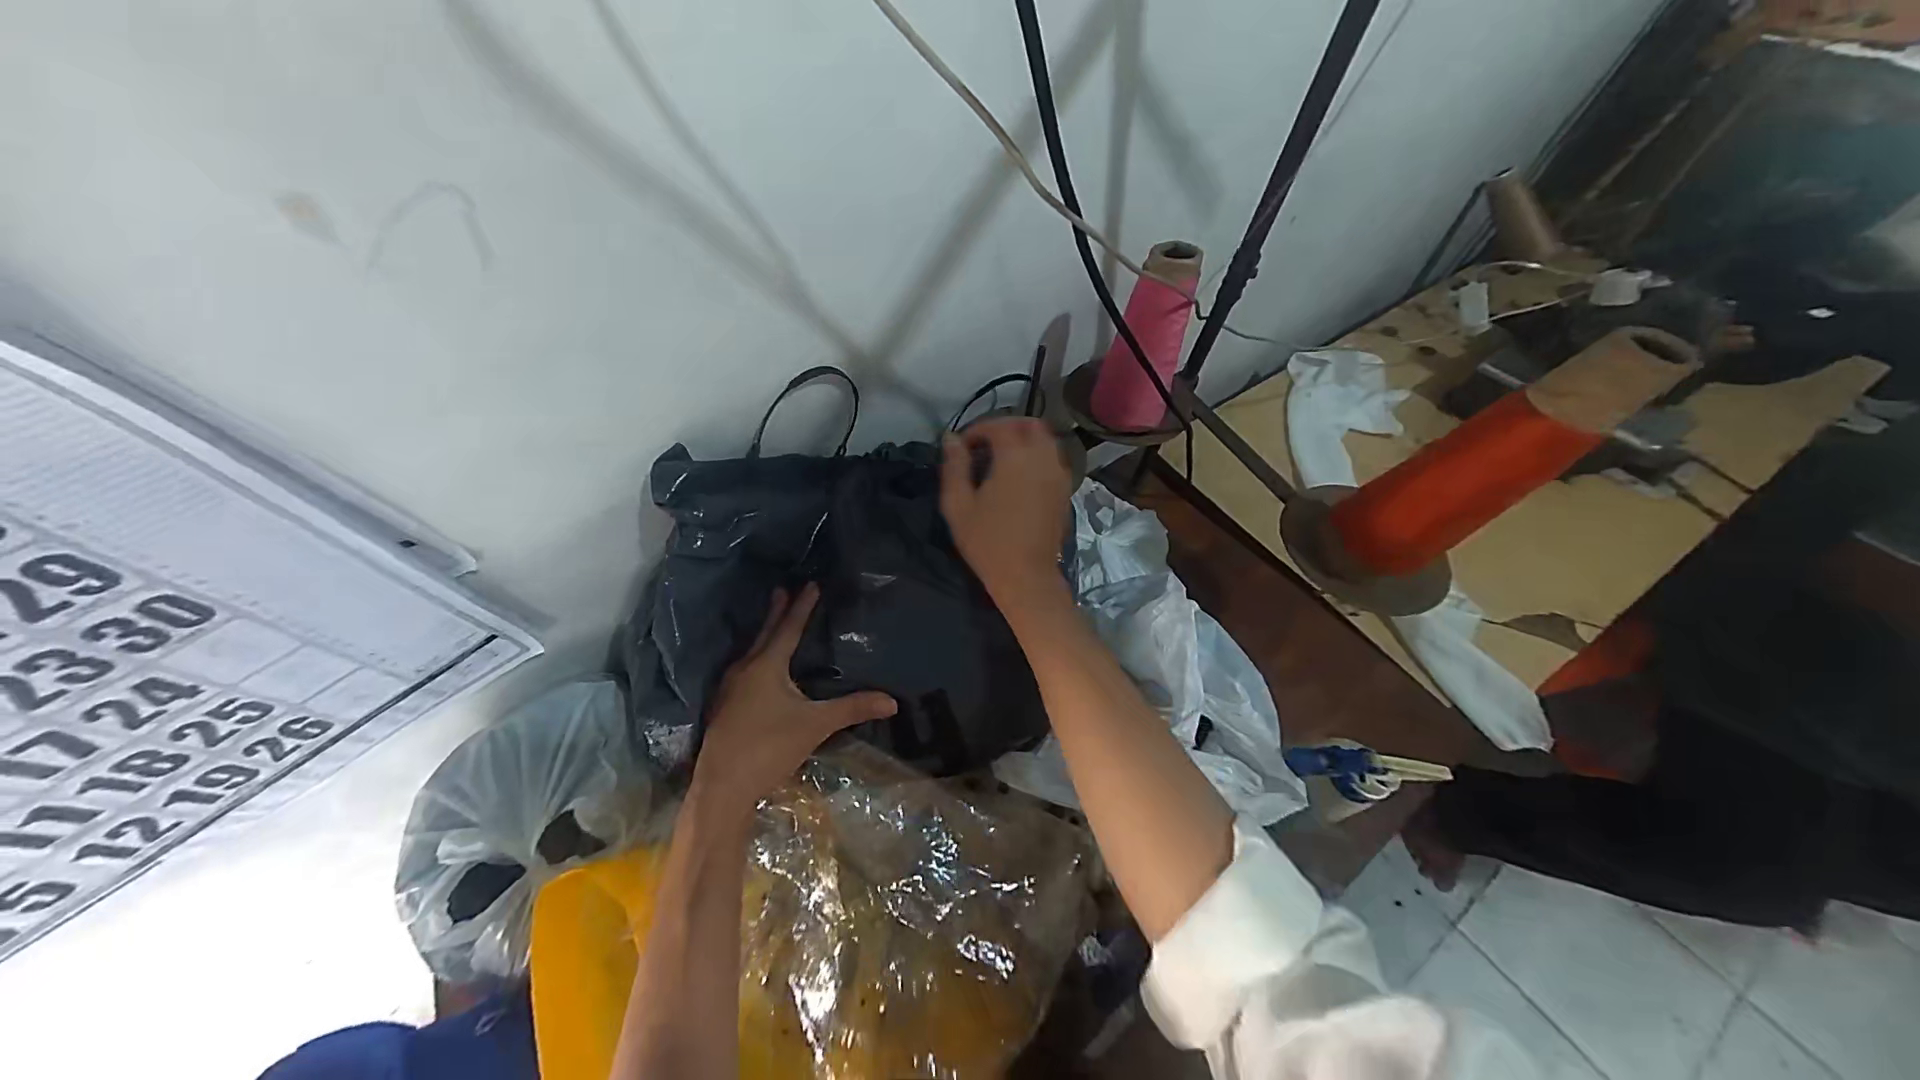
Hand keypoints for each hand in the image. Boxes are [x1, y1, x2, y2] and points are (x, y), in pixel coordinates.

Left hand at [694, 584, 896, 810]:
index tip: (810, 584)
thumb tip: (892, 701)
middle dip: (777, 612)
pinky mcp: (725, 707)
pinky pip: (744, 669)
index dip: (802, 606)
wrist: (722, 785)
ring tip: (773, 624)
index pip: (789, 628)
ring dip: (765, 634)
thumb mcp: (815, 725)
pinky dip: (756, 657)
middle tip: (782, 590)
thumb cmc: (769, 747)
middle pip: (765, 634)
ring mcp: (730, 689)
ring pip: (751, 651)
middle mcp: (745, 670)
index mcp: (766, 666)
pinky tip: (759, 669)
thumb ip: (852, 709)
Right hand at [940, 417, 1071, 602]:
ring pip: (1045, 440)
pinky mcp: (1065, 490)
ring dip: (1023, 440)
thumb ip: (954, 466)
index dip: (977, 430)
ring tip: (1001, 460)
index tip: (961, 448)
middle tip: (984, 446)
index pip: (998, 425)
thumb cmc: (987, 541)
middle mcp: (1043, 457)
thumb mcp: (958, 504)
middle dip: (1005, 427)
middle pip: (1029, 424)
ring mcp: (1059, 474)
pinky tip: (1018, 477)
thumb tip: (951, 438)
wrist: (1026, 575)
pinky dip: (1036, 456)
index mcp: (1016, 456)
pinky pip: (1053, 459)